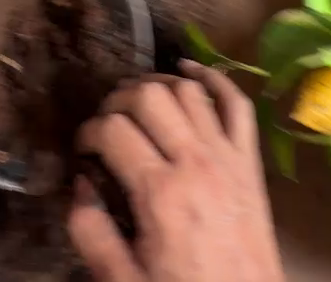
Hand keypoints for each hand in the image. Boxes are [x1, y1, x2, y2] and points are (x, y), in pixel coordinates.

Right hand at [69, 61, 284, 281]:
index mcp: (160, 194)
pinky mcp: (250, 161)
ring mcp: (227, 156)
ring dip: (158, 84)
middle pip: (149, 96)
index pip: (112, 130)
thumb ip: (92, 233)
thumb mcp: (125, 281)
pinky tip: (189, 70)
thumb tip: (80, 183)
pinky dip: (215, 78)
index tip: (82, 150)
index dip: (88, 132)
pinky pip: (237, 104)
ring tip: (138, 100)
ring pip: (189, 90)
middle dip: (118, 99)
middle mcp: (194, 162)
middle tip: (106, 122)